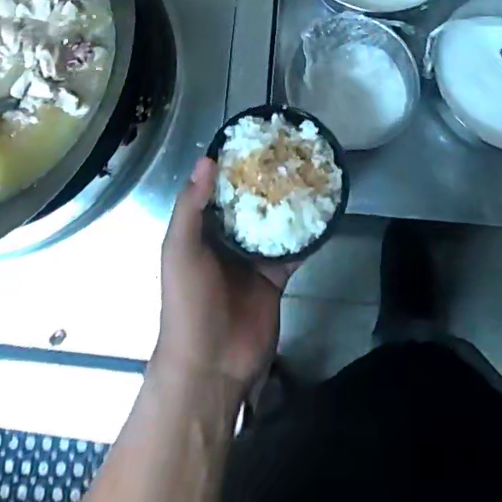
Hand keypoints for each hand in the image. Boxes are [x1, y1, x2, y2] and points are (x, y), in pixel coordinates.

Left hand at [151, 157, 288, 392]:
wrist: (211, 364)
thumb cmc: (188, 302)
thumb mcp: (179, 249)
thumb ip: (190, 206)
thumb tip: (206, 159)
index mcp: (199, 230)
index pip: (215, 189)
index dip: (230, 165)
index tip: (252, 137)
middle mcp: (226, 239)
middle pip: (248, 202)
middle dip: (264, 179)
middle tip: (288, 149)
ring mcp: (253, 258)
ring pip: (273, 221)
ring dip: (287, 202)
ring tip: (308, 171)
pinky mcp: (276, 276)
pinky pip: (294, 249)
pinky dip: (307, 234)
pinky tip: (322, 211)